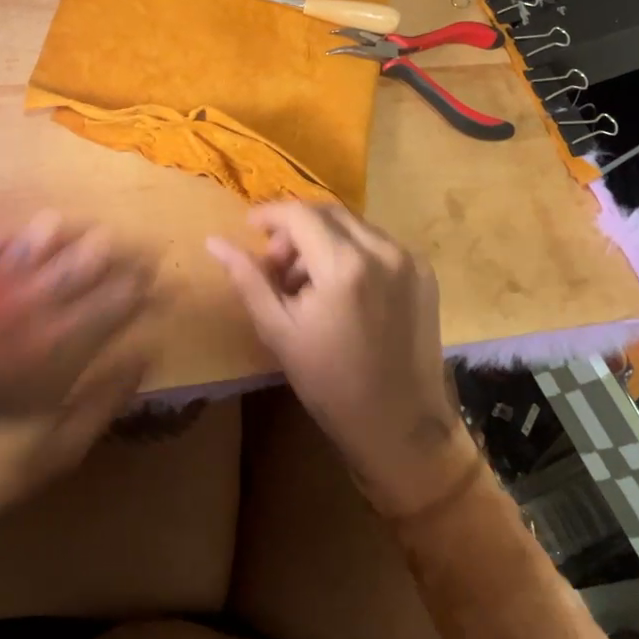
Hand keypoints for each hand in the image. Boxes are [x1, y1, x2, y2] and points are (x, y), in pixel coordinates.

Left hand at [0, 213, 155, 541]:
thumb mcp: (55, 454)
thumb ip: (102, 401)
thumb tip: (142, 355)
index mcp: (50, 356)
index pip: (108, 307)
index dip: (137, 289)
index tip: (158, 278)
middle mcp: (18, 317)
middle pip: (74, 269)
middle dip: (109, 253)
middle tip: (133, 243)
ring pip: (29, 252)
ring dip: (62, 237)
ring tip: (85, 229)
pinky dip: (8, 240)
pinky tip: (23, 235)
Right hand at [207, 203, 477, 517]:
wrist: (401, 426)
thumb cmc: (331, 383)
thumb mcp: (279, 331)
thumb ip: (247, 279)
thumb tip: (214, 241)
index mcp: (345, 265)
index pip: (299, 214)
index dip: (269, 215)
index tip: (249, 230)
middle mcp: (383, 250)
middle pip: (328, 212)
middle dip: (295, 227)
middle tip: (276, 262)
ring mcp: (409, 260)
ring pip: (354, 226)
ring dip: (323, 239)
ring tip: (306, 283)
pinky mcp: (425, 273)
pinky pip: (378, 244)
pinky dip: (352, 252)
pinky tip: (340, 291)